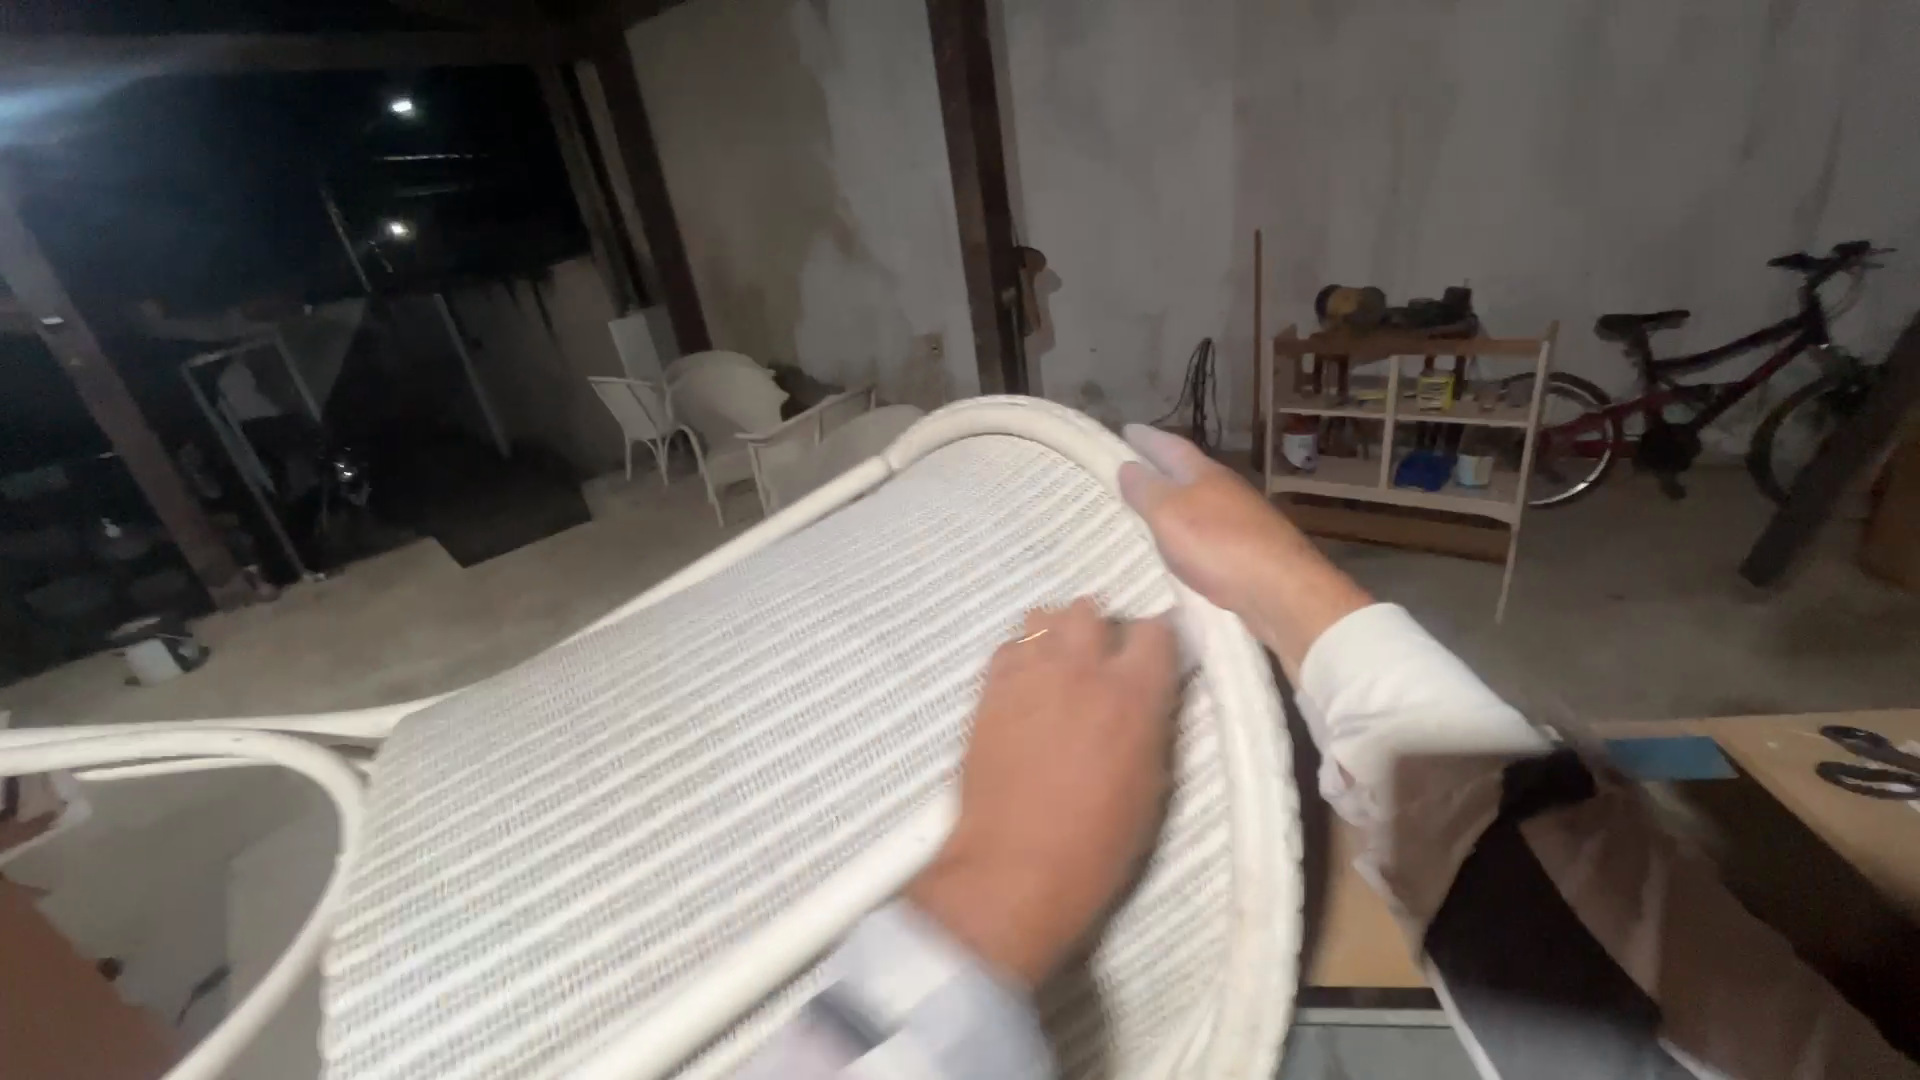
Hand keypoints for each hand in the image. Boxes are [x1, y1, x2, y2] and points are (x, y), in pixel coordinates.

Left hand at [907, 599, 1178, 986]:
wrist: (1015, 865)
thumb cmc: (1098, 841)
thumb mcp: (1153, 782)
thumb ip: (1154, 719)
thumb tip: (1153, 689)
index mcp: (1133, 693)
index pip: (1155, 628)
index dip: (1156, 639)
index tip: (1153, 653)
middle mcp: (1081, 668)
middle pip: (1091, 609)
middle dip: (1099, 628)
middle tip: (1100, 660)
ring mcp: (1030, 673)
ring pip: (1044, 616)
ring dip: (1057, 634)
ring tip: (1059, 668)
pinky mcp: (990, 687)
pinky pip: (1009, 646)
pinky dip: (1022, 656)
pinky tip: (1025, 687)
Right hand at [1116, 424, 1371, 678]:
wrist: (1279, 591)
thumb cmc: (1218, 545)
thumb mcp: (1169, 514)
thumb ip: (1145, 490)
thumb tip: (1127, 466)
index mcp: (1205, 474)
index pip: (1171, 446)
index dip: (1147, 438)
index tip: (1127, 430)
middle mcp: (1225, 490)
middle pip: (1188, 473)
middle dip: (1160, 469)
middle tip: (1131, 470)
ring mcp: (1240, 521)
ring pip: (1198, 504)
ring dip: (1174, 503)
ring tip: (1147, 511)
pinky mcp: (1247, 551)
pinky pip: (1206, 534)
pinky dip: (1186, 534)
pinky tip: (1177, 548)